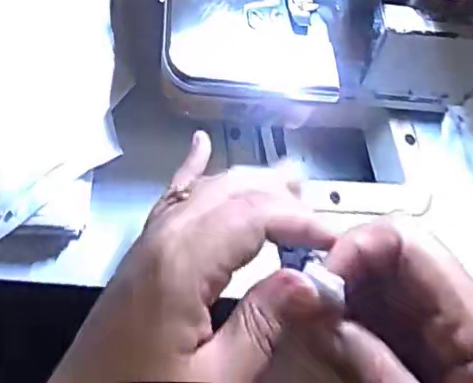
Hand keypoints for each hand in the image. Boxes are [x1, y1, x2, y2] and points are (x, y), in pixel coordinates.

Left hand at [51, 131, 337, 382]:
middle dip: (282, 197)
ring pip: (209, 188)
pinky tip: (202, 145)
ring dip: (252, 184)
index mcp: (181, 263)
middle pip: (234, 191)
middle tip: (320, 219)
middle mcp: (164, 237)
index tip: (333, 239)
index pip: (254, 215)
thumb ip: (260, 327)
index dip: (300, 220)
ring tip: (291, 187)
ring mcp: (148, 241)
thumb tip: (309, 280)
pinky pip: (171, 196)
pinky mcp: (139, 253)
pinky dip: (193, 169)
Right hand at [317, 218, 472, 382]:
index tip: (317, 288)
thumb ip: (378, 367)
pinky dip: (369, 332)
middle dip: (347, 276)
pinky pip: (404, 324)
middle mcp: (469, 307)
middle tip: (307, 314)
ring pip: (394, 290)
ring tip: (318, 334)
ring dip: (352, 304)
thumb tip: (320, 318)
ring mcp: (463, 332)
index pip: (406, 239)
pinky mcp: (456, 355)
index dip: (355, 248)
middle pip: (396, 259)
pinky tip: (346, 351)